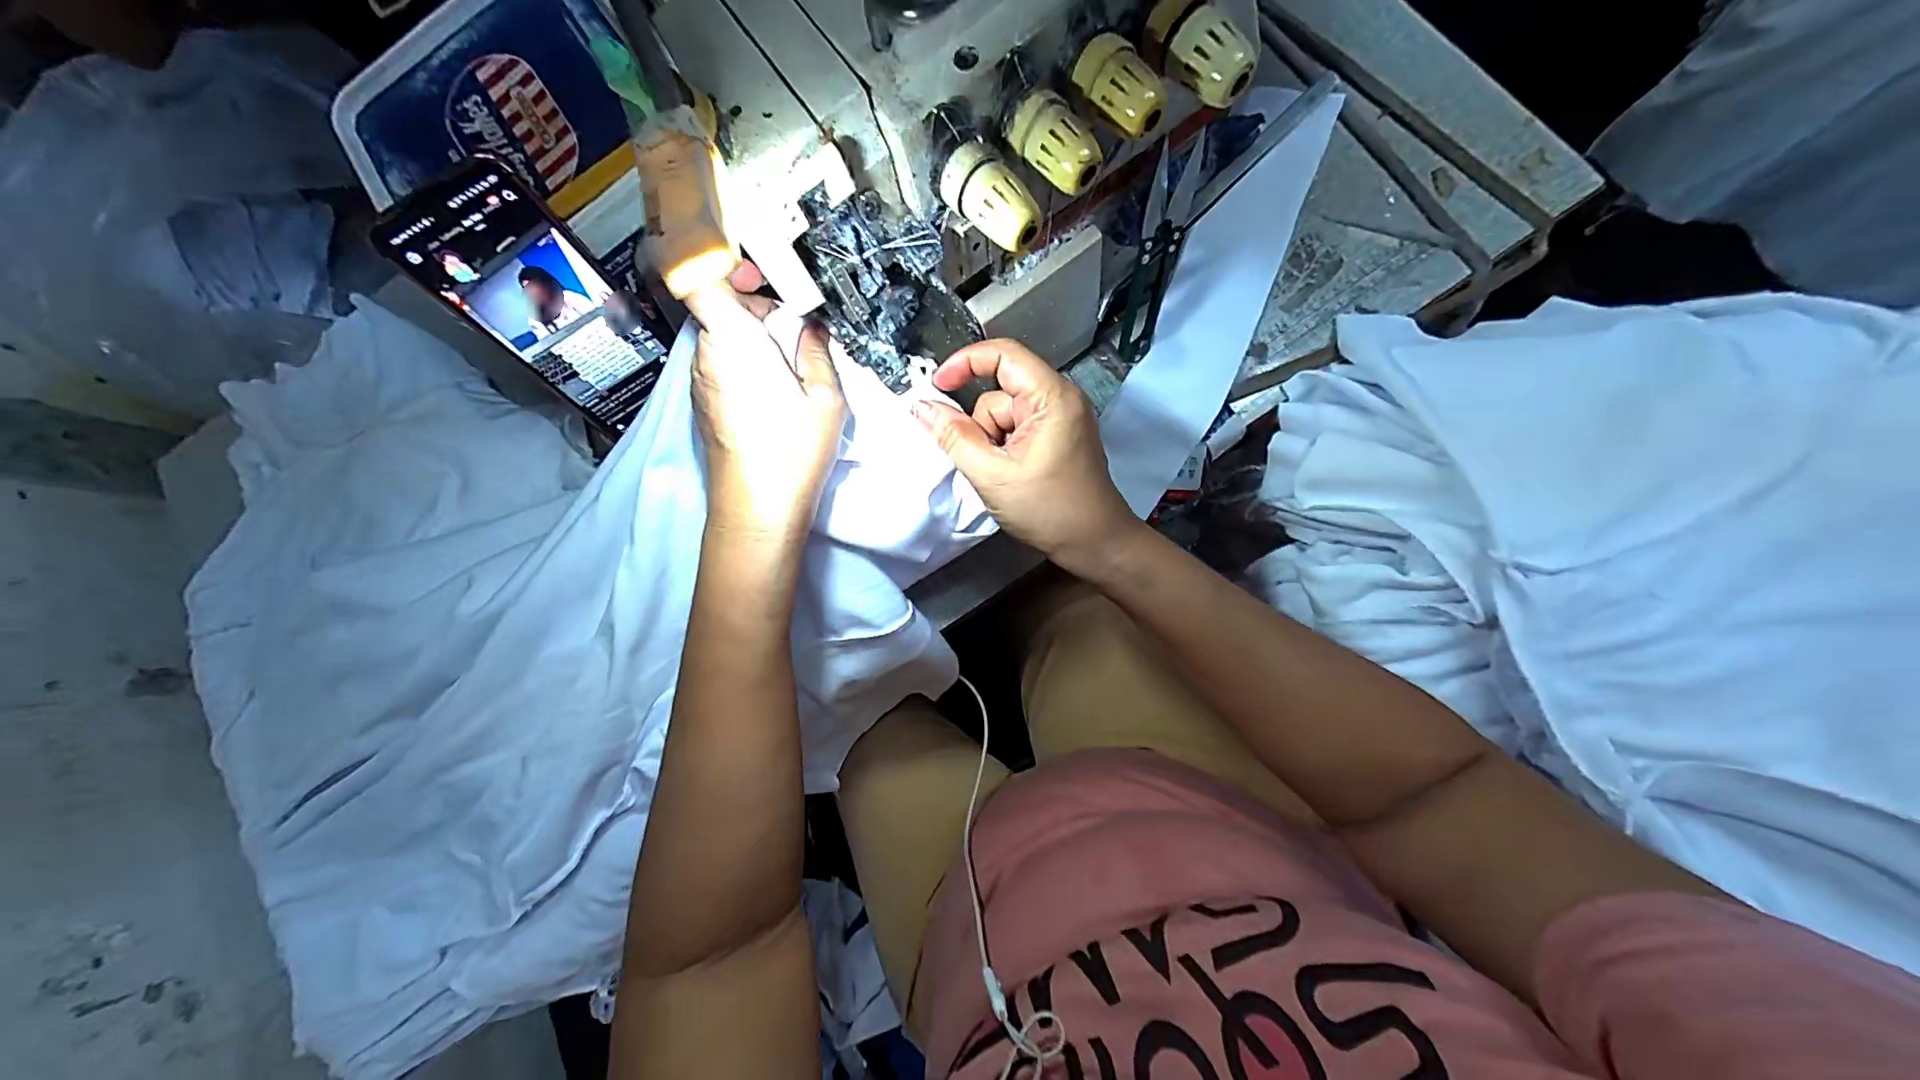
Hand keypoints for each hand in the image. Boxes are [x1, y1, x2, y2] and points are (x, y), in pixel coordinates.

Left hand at [685, 263, 846, 541]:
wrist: (756, 511)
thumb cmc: (789, 458)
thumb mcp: (826, 399)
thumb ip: (818, 351)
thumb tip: (812, 329)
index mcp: (734, 341)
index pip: (697, 273)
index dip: (718, 254)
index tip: (753, 261)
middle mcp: (707, 354)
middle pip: (721, 301)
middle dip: (760, 304)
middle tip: (798, 328)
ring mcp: (702, 378)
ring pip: (724, 332)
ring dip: (757, 335)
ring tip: (794, 365)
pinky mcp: (706, 400)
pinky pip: (724, 360)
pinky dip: (749, 360)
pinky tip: (779, 389)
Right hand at [912, 339, 1140, 571]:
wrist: (1094, 543)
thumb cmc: (1053, 511)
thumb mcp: (992, 475)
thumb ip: (954, 437)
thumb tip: (924, 408)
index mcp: (1052, 398)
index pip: (1003, 354)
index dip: (965, 363)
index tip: (938, 384)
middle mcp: (1060, 399)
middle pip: (999, 391)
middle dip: (981, 426)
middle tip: (987, 462)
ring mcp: (1060, 418)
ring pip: (1003, 414)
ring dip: (991, 442)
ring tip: (1005, 475)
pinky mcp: (1057, 436)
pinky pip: (1015, 429)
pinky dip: (1003, 449)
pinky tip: (1012, 476)